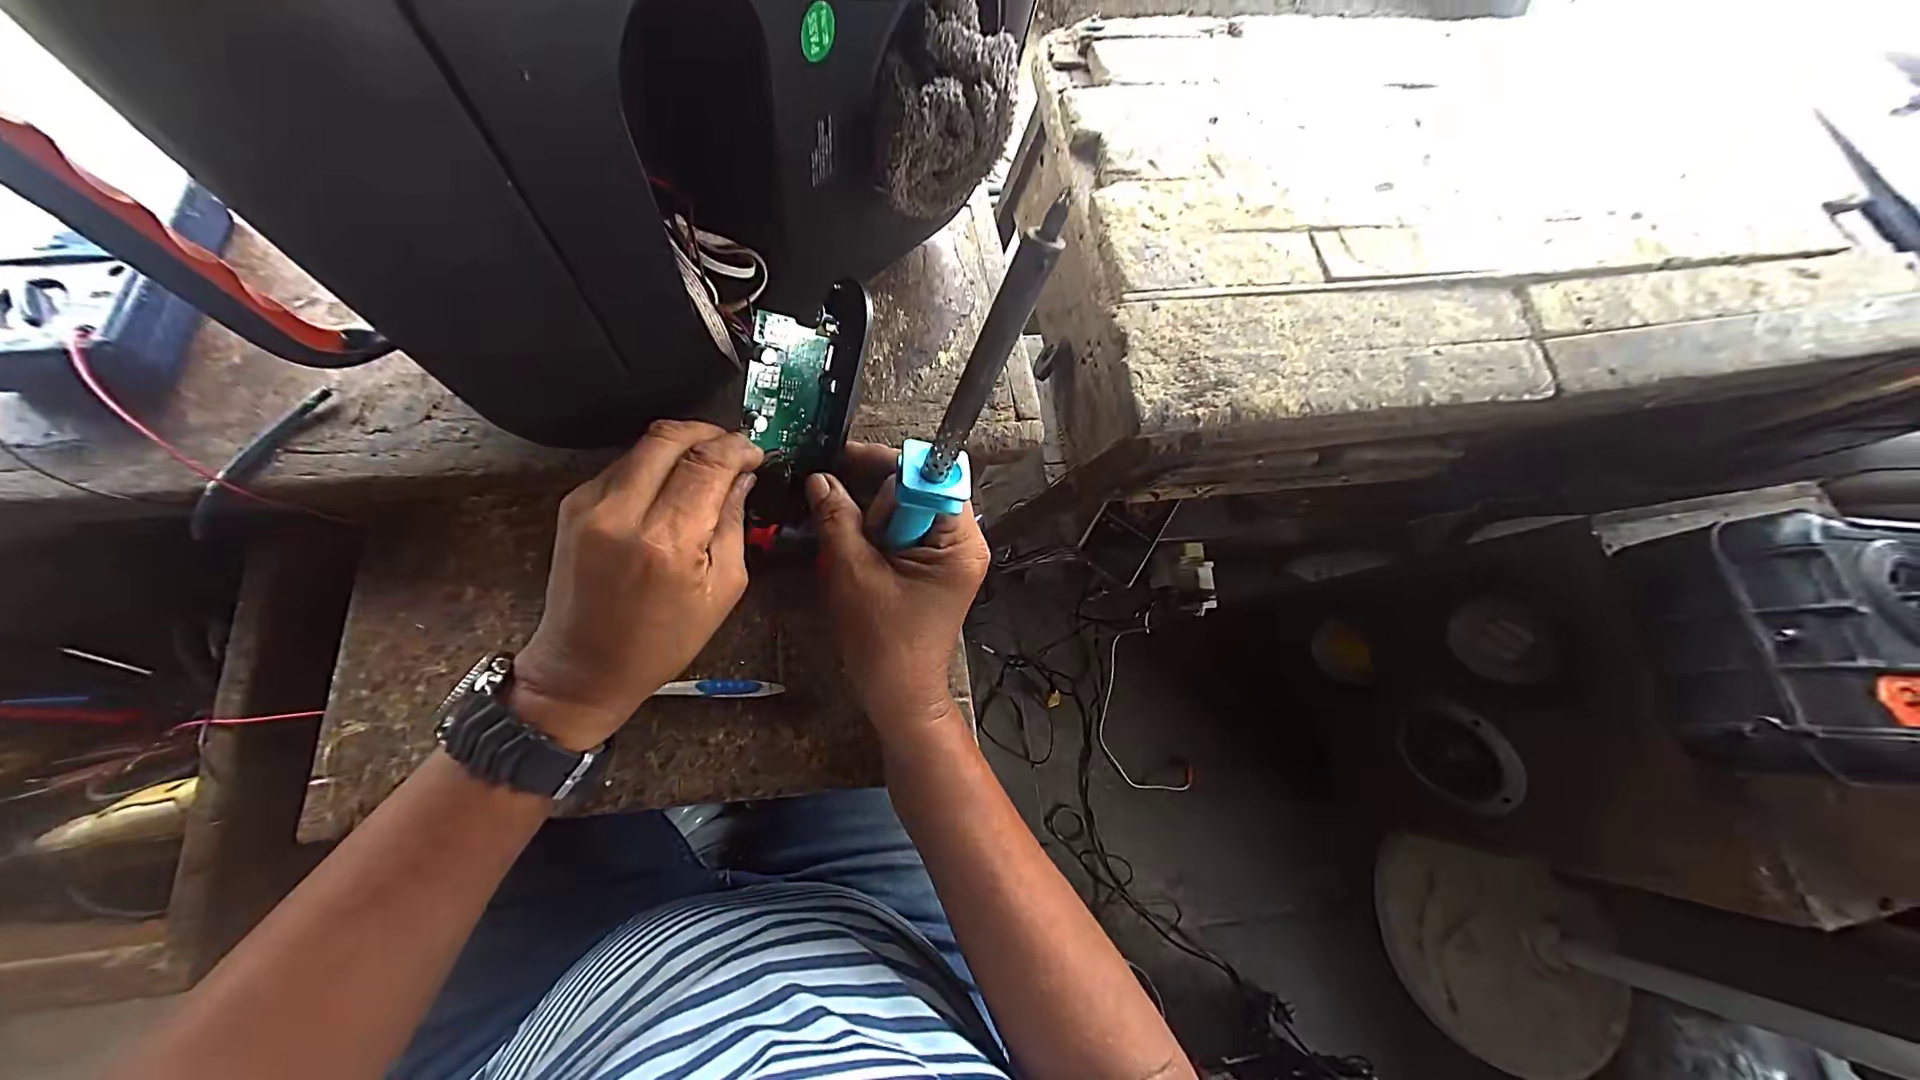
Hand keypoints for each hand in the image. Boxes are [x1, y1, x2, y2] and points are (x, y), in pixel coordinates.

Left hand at [511, 420, 762, 749]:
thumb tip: (741, 479)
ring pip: (644, 444)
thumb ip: (734, 524)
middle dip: (709, 432)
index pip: (708, 462)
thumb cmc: (662, 640)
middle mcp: (622, 513)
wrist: (585, 665)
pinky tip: (673, 486)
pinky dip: (655, 464)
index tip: (754, 452)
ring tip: (707, 466)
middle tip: (733, 446)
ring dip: (682, 446)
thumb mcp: (723, 588)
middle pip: (669, 436)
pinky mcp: (573, 505)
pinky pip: (623, 465)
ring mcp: (590, 505)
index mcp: (667, 541)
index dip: (738, 447)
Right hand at [807, 442, 989, 742]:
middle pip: (920, 489)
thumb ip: (838, 518)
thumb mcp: (853, 573)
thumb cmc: (882, 642)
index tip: (845, 459)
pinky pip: (905, 530)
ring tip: (838, 521)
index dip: (887, 463)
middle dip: (875, 489)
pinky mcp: (935, 565)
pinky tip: (850, 536)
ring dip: (871, 510)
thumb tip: (820, 479)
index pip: (930, 477)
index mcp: (959, 543)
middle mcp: (964, 542)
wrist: (898, 693)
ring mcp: (951, 554)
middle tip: (833, 493)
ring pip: (908, 508)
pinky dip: (877, 529)